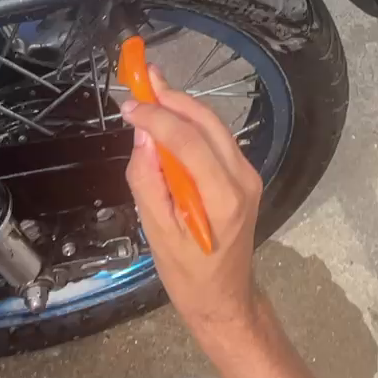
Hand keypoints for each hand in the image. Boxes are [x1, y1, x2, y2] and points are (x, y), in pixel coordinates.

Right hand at [121, 64, 265, 334]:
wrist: (226, 299)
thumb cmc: (187, 275)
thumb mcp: (156, 233)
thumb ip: (147, 181)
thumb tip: (142, 135)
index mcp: (223, 197)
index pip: (189, 141)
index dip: (158, 117)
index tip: (129, 106)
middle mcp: (242, 178)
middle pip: (207, 123)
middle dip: (173, 97)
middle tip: (143, 78)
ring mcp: (248, 174)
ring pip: (214, 126)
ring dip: (182, 106)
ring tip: (152, 89)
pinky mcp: (244, 174)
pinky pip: (216, 139)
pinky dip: (191, 124)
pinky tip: (169, 118)